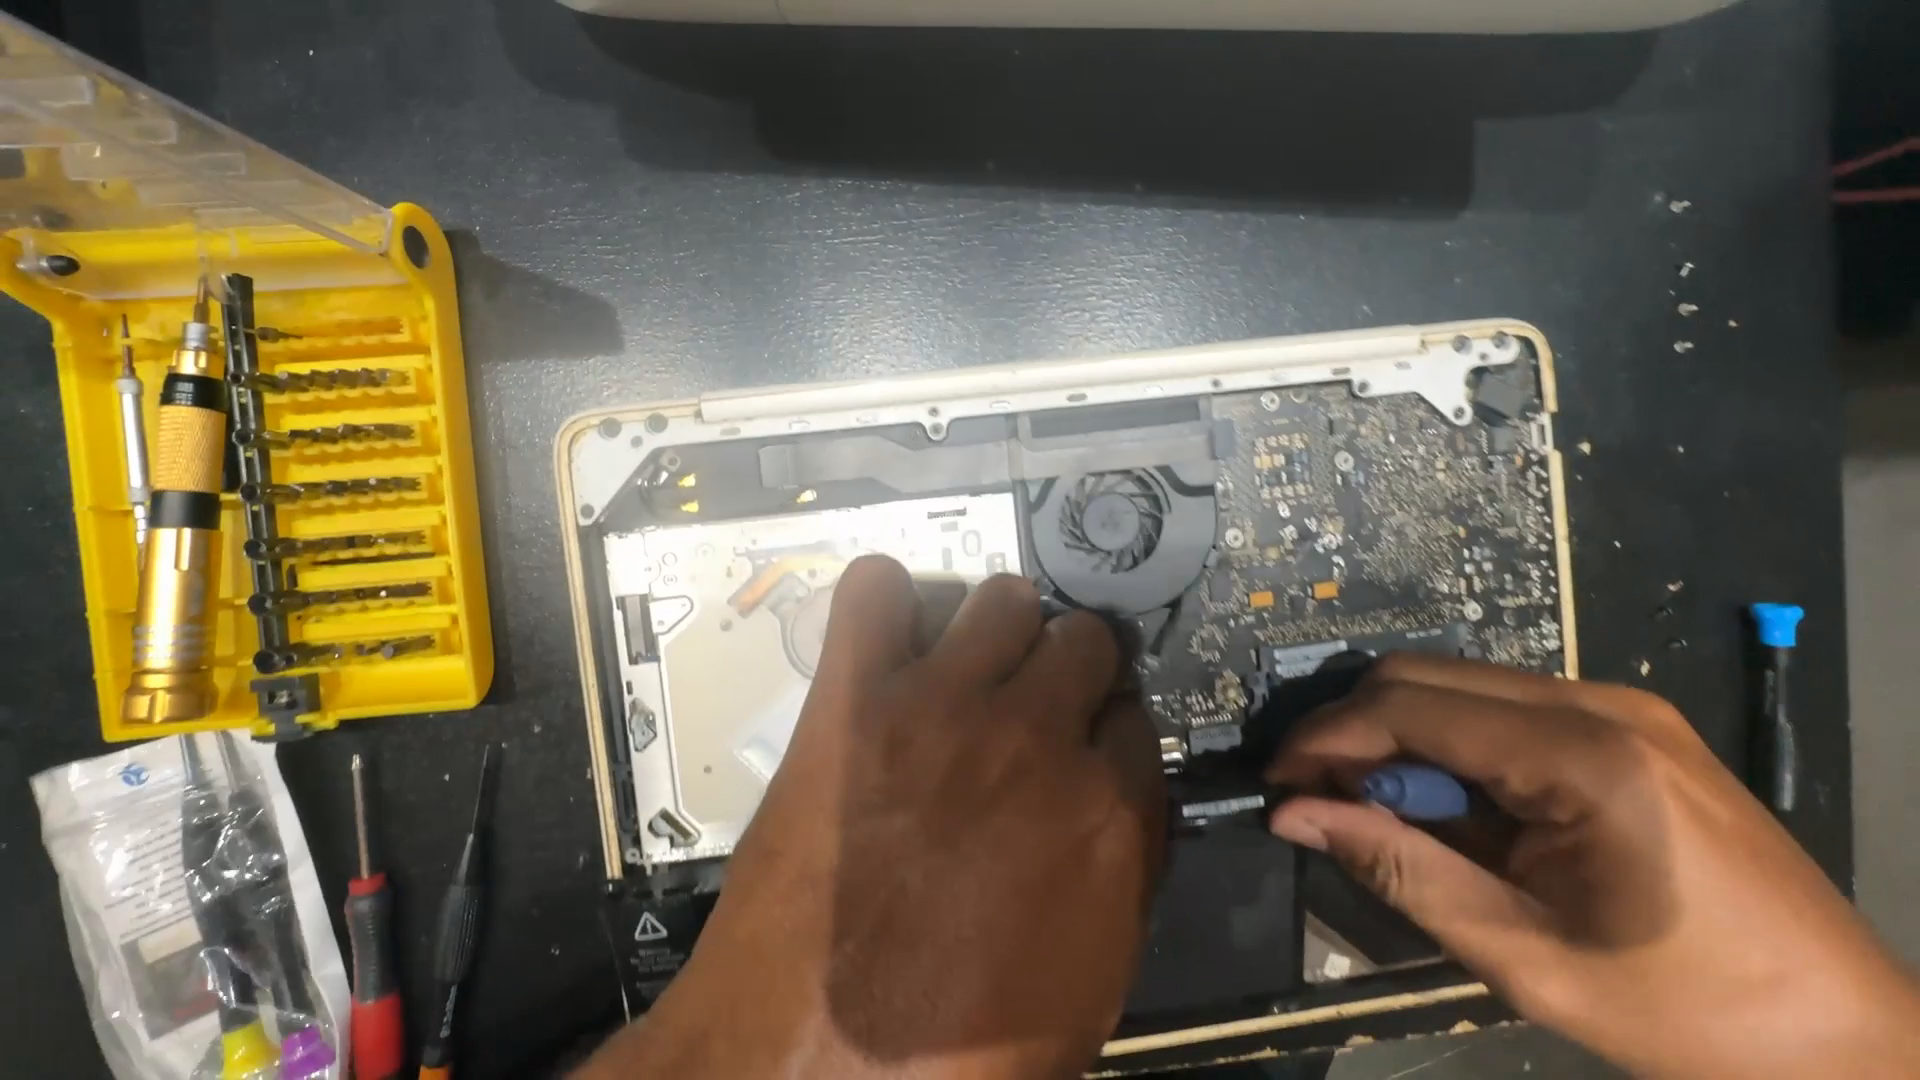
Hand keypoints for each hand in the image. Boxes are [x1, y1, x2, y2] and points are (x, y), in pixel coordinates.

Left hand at [579, 555, 1166, 1079]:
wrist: (808, 1068)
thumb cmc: (960, 1051)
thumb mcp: (1089, 979)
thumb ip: (1119, 867)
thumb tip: (1116, 800)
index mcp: (1108, 810)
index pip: (1135, 717)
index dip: (1107, 730)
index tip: (1083, 740)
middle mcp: (1035, 738)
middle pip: (1083, 641)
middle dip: (1067, 669)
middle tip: (1029, 701)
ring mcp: (941, 706)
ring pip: (1002, 599)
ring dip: (997, 630)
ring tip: (966, 668)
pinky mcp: (853, 698)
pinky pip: (874, 592)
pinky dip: (884, 603)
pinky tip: (884, 641)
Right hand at [1267, 653, 1919, 1079]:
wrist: (1855, 1042)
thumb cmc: (1689, 1013)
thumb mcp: (1523, 956)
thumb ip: (1398, 869)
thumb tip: (1293, 815)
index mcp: (1583, 757)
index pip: (1408, 707)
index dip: (1326, 738)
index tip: (1279, 782)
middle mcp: (1598, 703)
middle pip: (1422, 675)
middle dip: (1351, 730)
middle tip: (1318, 796)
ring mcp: (1618, 706)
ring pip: (1454, 682)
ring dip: (1394, 735)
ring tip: (1377, 806)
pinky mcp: (1626, 724)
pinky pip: (1497, 705)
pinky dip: (1444, 743)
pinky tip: (1446, 803)